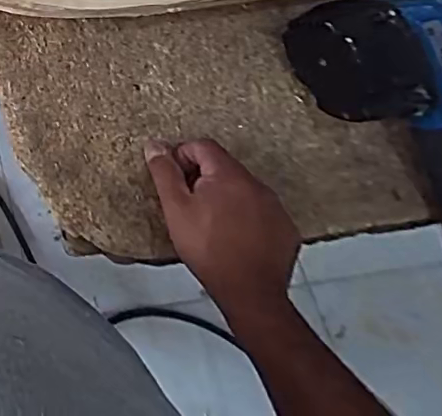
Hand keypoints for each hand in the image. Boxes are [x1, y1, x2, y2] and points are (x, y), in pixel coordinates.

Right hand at [145, 139, 301, 309]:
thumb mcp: (176, 210)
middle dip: (203, 178)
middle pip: (223, 166)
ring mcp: (275, 206)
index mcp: (228, 174)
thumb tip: (155, 145)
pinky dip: (247, 216)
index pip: (202, 146)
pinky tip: (236, 238)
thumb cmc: (209, 250)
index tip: (176, 182)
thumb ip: (165, 173)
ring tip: (213, 224)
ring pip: (243, 189)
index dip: (183, 157)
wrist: (251, 296)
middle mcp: (256, 183)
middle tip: (191, 205)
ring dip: (226, 197)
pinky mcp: (286, 228)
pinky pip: (261, 210)